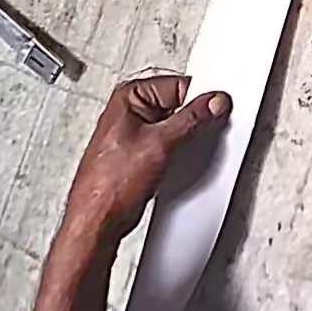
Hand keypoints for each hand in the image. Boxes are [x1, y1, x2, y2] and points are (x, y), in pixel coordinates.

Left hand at [62, 75, 230, 245]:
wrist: (96, 225)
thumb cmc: (108, 185)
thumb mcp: (160, 144)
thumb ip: (192, 120)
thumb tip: (213, 103)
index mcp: (129, 96)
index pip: (178, 85)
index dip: (199, 98)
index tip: (215, 109)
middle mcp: (130, 110)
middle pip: (177, 105)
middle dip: (191, 120)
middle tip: (198, 133)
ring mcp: (135, 132)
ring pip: (175, 126)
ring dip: (184, 138)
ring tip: (179, 153)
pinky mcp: (141, 152)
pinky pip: (169, 142)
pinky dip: (178, 151)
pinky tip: (176, 163)